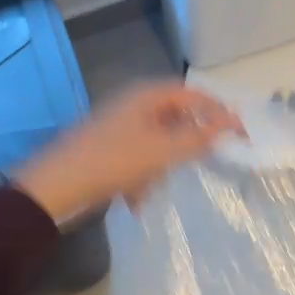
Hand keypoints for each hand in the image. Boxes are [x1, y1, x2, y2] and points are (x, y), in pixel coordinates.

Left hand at [11, 83, 245, 222]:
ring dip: (164, 163)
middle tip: (208, 159)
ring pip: (157, 140)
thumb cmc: (113, 161)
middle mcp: (133, 104)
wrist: (55, 187)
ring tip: (161, 184)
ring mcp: (117, 126)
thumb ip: (199, 136)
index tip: (240, 133)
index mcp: (148, 95)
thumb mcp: (163, 150)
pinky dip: (143, 176)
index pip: (195, 95)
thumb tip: (231, 123)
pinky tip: (137, 199)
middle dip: (189, 141)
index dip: (219, 111)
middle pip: (176, 116)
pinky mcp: (105, 149)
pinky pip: (137, 158)